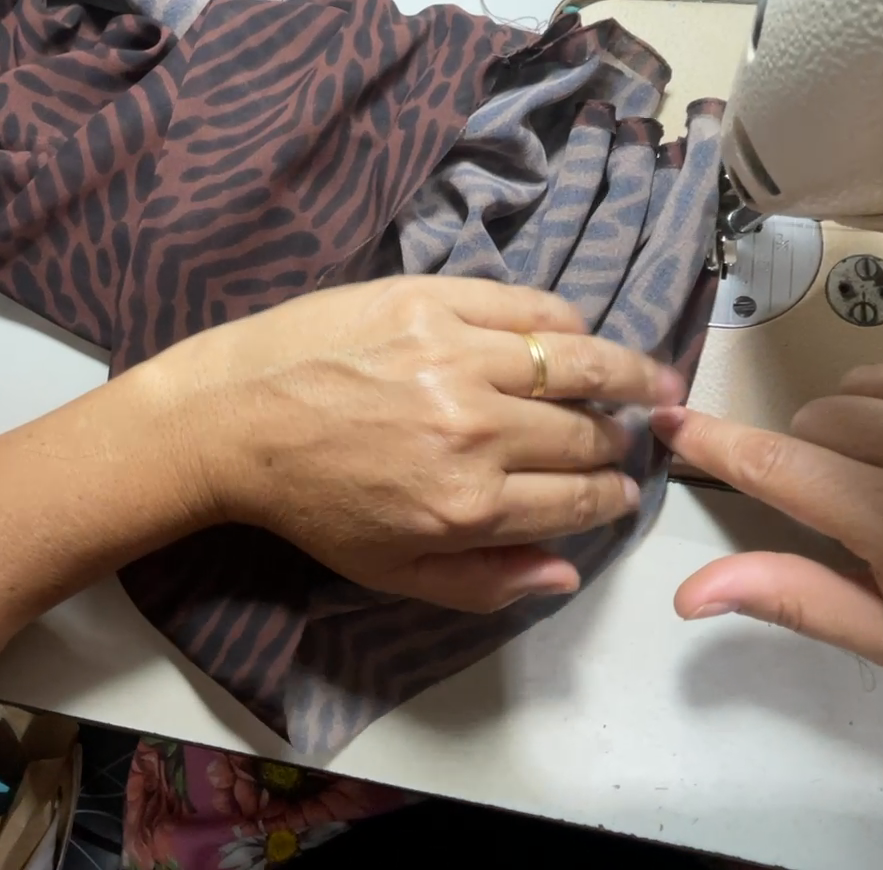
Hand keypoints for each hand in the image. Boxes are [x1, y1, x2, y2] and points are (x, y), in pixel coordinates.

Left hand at [141, 277, 684, 613]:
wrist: (235, 418)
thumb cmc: (310, 501)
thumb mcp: (387, 570)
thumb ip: (483, 583)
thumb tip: (569, 571)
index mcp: (470, 503)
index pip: (579, 498)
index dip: (612, 495)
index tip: (622, 488)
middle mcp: (477, 427)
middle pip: (586, 433)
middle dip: (617, 443)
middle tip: (624, 437)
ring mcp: (456, 354)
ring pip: (578, 360)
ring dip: (626, 373)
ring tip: (647, 378)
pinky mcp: (431, 299)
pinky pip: (529, 304)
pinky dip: (565, 321)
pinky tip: (573, 333)